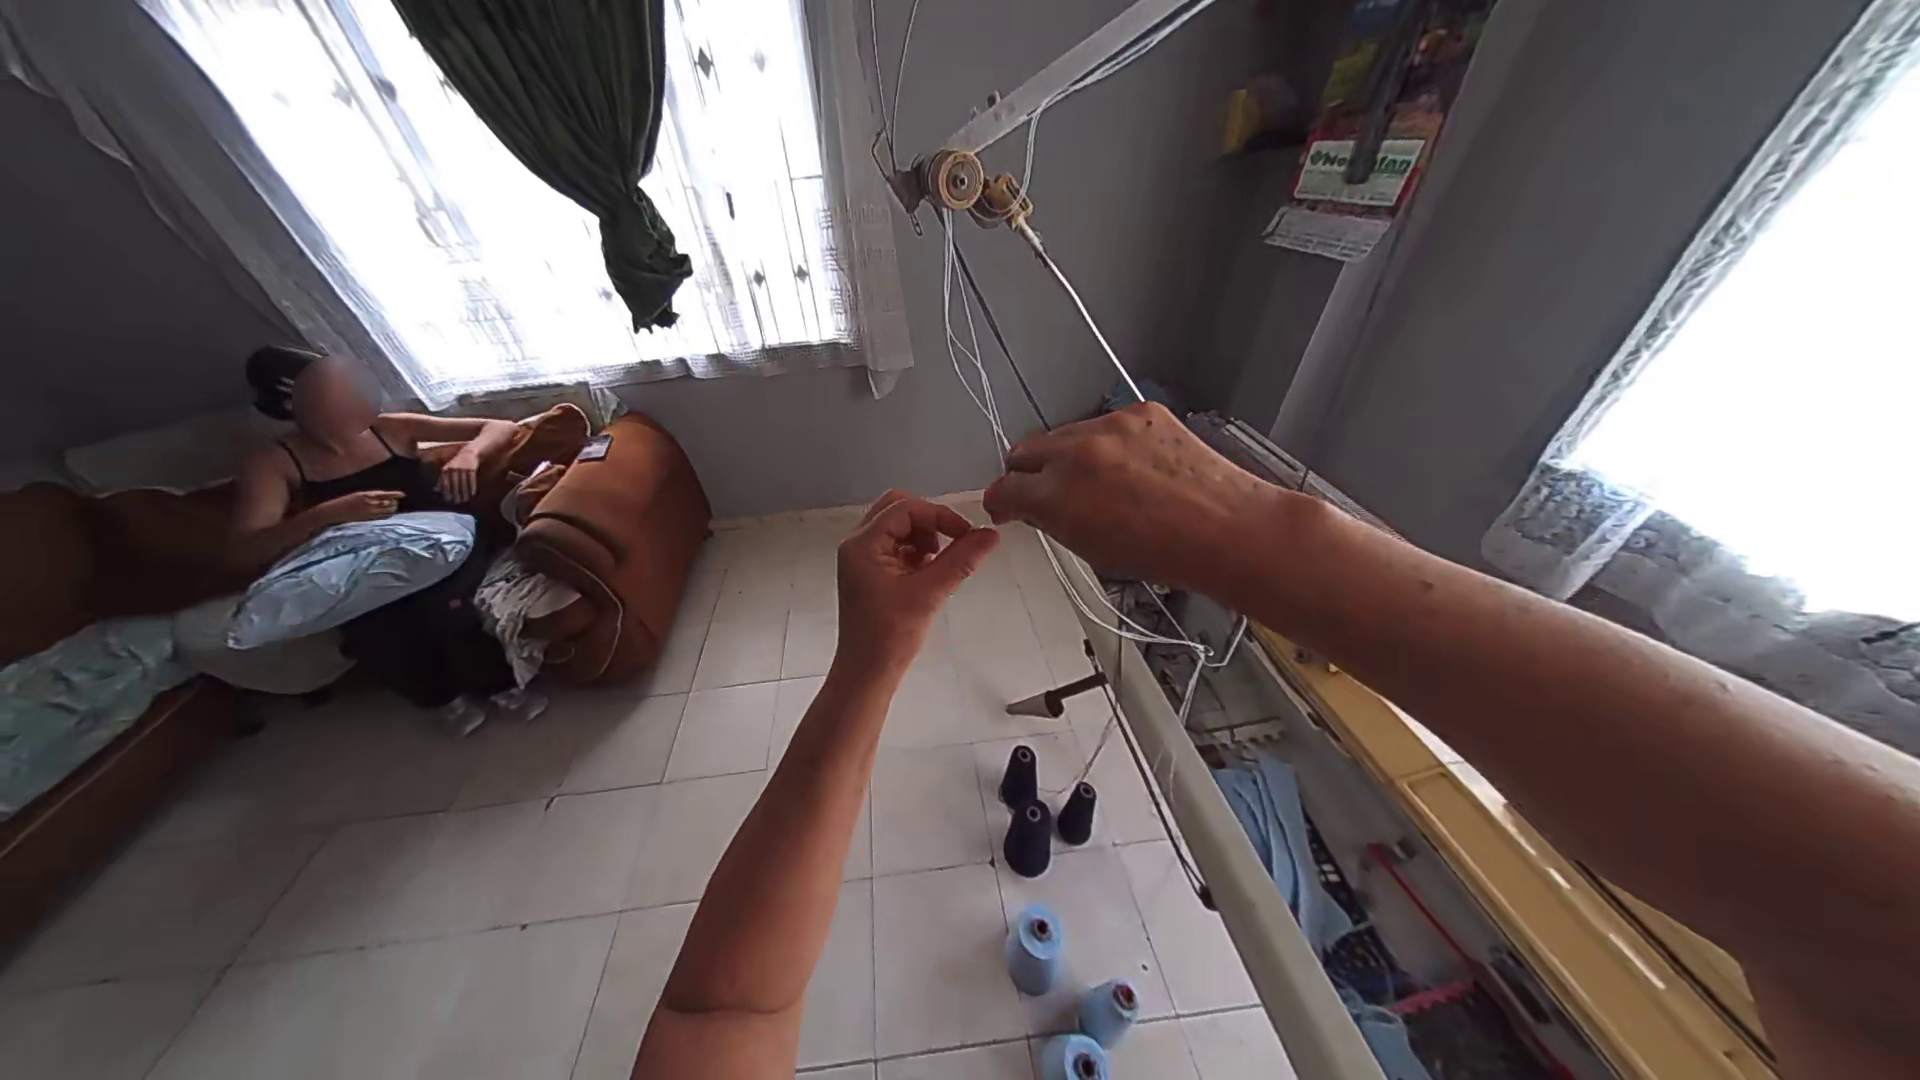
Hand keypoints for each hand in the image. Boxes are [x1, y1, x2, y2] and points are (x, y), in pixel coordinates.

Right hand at [319, 489, 403, 524]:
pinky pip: (384, 517)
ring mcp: (370, 512)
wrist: (332, 512)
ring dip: (393, 508)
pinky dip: (388, 514)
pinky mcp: (370, 519)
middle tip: (394, 501)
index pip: (385, 495)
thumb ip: (372, 496)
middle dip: (394, 502)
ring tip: (392, 506)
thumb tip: (387, 498)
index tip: (402, 495)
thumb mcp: (358, 495)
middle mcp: (370, 504)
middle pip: (390, 503)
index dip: (395, 495)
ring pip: (389, 511)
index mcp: (366, 495)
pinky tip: (387, 512)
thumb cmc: (344, 502)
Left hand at [437, 448, 480, 503]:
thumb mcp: (447, 470)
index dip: (447, 492)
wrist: (468, 454)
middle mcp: (453, 469)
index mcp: (445, 469)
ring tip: (465, 500)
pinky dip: (472, 487)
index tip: (449, 500)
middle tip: (457, 502)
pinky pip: (472, 480)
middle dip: (456, 494)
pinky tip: (473, 494)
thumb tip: (436, 490)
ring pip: (463, 483)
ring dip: (464, 493)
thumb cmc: (456, 464)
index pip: (445, 483)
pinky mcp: (472, 469)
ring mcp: (463, 468)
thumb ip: (442, 479)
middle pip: (454, 484)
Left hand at [834, 490, 999, 677]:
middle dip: (930, 522)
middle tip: (952, 541)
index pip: (905, 508)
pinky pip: (896, 545)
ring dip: (924, 536)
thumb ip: (961, 559)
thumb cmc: (889, 637)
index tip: (966, 534)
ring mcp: (862, 558)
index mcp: (863, 544)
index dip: (940, 516)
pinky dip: (917, 551)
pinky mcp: (871, 572)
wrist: (868, 672)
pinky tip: (929, 573)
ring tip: (939, 564)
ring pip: (898, 526)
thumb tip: (990, 535)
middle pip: (898, 509)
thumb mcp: (930, 593)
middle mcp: (858, 545)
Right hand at [982, 403, 1277, 592]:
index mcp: (1057, 495)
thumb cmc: (1167, 551)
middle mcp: (1076, 453)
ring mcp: (1109, 427)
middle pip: (1024, 451)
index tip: (1007, 504)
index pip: (1004, 488)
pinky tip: (1126, 467)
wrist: (1225, 529)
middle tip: (1042, 491)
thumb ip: (1051, 520)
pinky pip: (1103, 423)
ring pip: (1062, 434)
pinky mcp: (1140, 412)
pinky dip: (1105, 443)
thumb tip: (1034, 507)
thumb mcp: (1089, 550)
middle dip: (1027, 474)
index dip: (1003, 500)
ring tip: (1095, 482)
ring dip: (1065, 456)